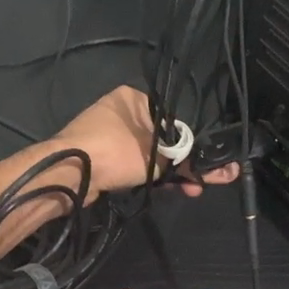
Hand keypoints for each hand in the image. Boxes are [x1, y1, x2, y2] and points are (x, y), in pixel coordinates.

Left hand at [48, 86, 239, 198]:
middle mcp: (121, 111)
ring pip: (148, 154)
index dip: (190, 143)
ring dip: (167, 174)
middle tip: (200, 183)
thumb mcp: (157, 157)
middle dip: (181, 164)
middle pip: (162, 139)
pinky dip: (148, 176)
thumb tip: (221, 169)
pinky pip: (133, 165)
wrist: (68, 174)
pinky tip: (166, 189)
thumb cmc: (115, 153)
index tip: (204, 163)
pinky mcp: (101, 156)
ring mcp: (108, 134)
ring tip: (189, 190)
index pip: (173, 119)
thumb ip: (187, 162)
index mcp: (134, 98)